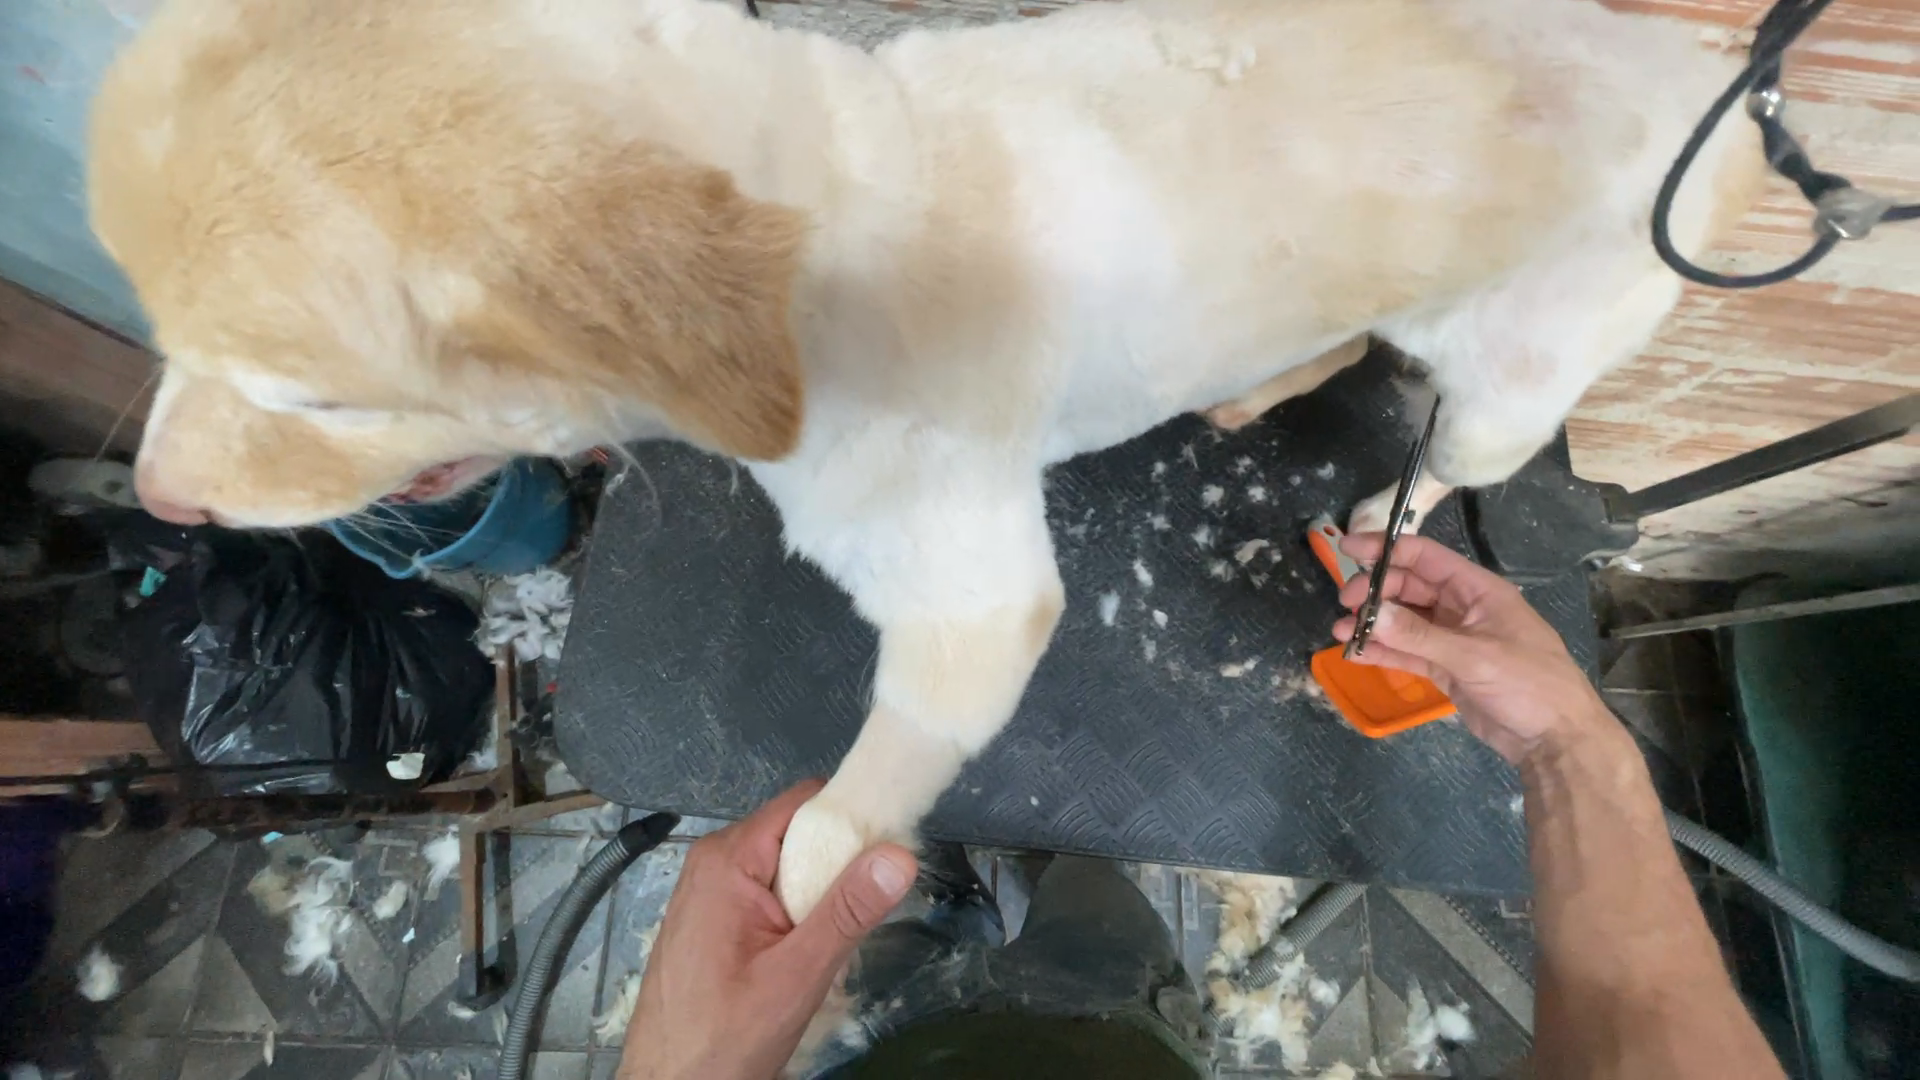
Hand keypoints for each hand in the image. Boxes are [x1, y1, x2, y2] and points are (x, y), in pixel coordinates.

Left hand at [619, 780, 917, 1079]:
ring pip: (784, 862)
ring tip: (831, 935)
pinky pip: (767, 888)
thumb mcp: (795, 977)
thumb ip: (846, 913)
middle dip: (835, 861)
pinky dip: (794, 908)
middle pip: (796, 831)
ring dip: (816, 890)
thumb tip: (900, 856)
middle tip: (862, 905)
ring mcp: (709, 886)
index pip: (803, 802)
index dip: (849, 814)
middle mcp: (715, 858)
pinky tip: (801, 950)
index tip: (888, 843)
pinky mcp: (712, 914)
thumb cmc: (722, 1040)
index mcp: (729, 857)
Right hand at [1332, 533, 1614, 765]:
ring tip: (1341, 634)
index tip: (1348, 549)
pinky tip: (1354, 653)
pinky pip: (1402, 650)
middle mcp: (1460, 608)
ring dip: (1370, 623)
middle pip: (1406, 586)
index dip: (1387, 549)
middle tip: (1346, 605)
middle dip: (1373, 592)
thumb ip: (1418, 635)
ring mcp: (1449, 637)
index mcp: (1478, 591)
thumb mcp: (1474, 656)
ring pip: (1400, 619)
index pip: (1425, 557)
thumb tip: (1370, 613)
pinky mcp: (1441, 666)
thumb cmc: (1530, 685)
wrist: (1557, 741)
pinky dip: (1378, 650)